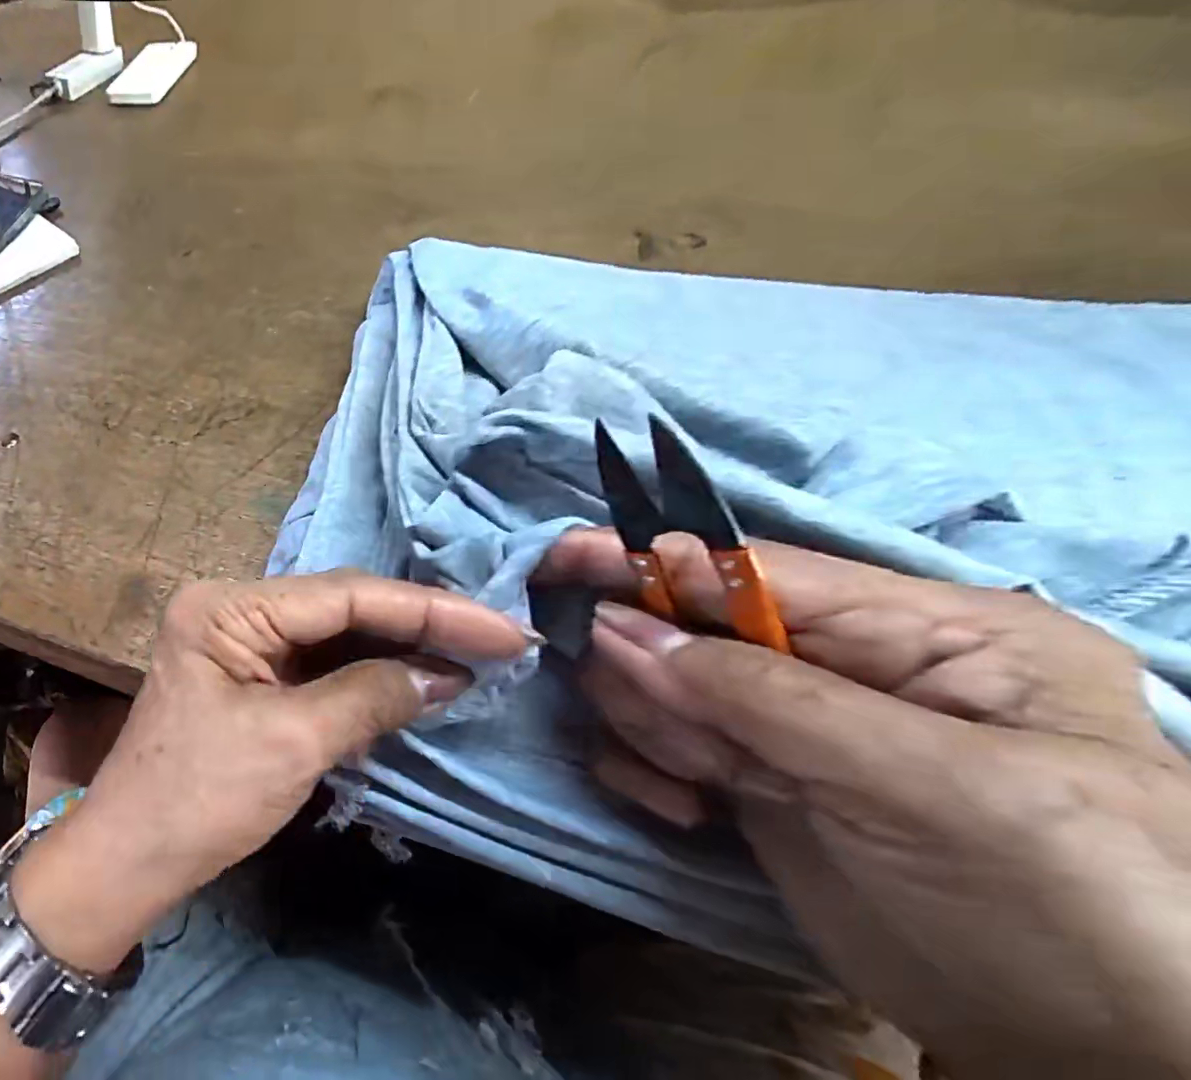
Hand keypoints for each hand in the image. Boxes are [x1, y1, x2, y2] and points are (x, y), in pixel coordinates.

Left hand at [10, 572, 529, 973]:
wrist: (132, 857)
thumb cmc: (200, 799)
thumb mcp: (292, 743)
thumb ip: (371, 696)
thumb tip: (447, 676)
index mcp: (228, 607)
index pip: (345, 594)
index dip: (428, 611)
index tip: (500, 629)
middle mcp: (233, 608)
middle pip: (343, 606)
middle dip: (420, 624)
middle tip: (497, 638)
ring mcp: (240, 640)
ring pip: (337, 633)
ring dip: (400, 648)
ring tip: (473, 655)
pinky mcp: (251, 675)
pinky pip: (321, 663)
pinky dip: (370, 674)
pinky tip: (418, 676)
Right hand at [540, 528, 1190, 1079]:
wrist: (1095, 1073)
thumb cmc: (1066, 908)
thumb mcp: (929, 785)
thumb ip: (761, 695)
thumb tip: (613, 626)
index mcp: (925, 630)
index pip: (758, 571)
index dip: (655, 560)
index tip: (561, 560)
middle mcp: (850, 665)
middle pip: (697, 629)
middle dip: (653, 664)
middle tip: (650, 719)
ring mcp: (796, 727)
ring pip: (668, 687)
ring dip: (651, 724)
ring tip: (688, 777)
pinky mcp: (756, 782)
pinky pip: (664, 746)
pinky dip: (647, 768)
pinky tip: (680, 807)